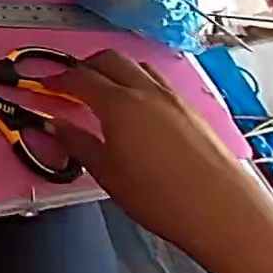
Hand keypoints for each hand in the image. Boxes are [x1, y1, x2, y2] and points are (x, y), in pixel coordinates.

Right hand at [51, 51, 272, 272]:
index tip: (45, 85)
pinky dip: (137, 80)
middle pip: (109, 59)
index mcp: (119, 103)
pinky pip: (157, 79)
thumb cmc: (160, 198)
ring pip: (136, 64)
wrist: (227, 214)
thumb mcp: (108, 174)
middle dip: (85, 65)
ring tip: (104, 90)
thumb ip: (77, 143)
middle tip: (71, 83)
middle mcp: (145, 90)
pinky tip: (136, 106)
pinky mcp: (191, 109)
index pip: (79, 78)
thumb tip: (53, 124)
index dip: (58, 79)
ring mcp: (172, 97)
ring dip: (114, 69)